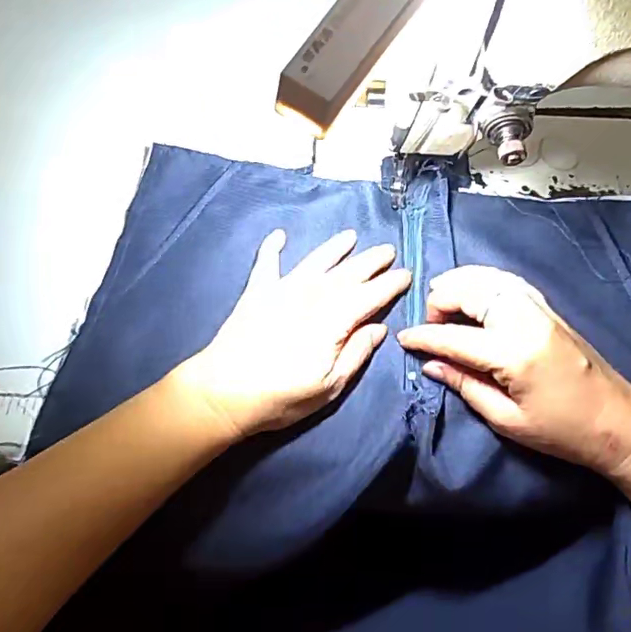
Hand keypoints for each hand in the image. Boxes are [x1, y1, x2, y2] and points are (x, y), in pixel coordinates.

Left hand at [173, 229, 410, 438]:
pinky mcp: (256, 291)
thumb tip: (379, 328)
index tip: (406, 274)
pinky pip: (267, 262)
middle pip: (348, 273)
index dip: (390, 284)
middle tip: (388, 250)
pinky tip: (279, 235)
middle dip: (371, 260)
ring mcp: (282, 289)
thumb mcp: (329, 385)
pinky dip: (272, 247)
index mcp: (334, 320)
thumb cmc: (281, 396)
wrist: (224, 391)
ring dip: (335, 247)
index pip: (370, 295)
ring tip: (349, 236)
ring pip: (316, 260)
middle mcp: (311, 296)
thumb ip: (356, 353)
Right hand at [397, 265, 630, 481]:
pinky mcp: (548, 308)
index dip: (423, 336)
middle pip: (469, 292)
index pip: (453, 336)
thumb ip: (465, 384)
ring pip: (488, 278)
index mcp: (513, 353)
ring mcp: (539, 309)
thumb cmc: (561, 431)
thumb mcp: (506, 419)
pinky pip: (508, 280)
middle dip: (440, 302)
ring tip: (442, 301)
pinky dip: (483, 280)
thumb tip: (430, 364)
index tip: (404, 339)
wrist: (619, 422)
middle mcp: (524, 320)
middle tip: (430, 325)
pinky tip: (472, 292)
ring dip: (460, 284)